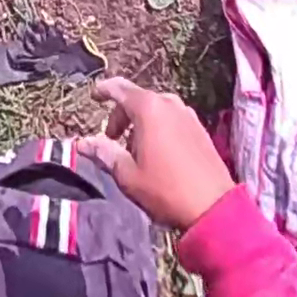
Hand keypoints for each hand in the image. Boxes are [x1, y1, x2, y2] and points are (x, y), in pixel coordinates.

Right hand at [76, 77, 234, 230]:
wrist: (214, 208)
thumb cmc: (165, 189)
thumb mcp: (128, 175)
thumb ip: (104, 153)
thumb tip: (82, 142)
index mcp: (149, 108)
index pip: (119, 89)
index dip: (104, 90)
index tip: (94, 96)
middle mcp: (168, 102)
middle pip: (137, 99)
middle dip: (121, 116)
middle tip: (112, 140)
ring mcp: (187, 113)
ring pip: (155, 109)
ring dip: (140, 123)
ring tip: (135, 152)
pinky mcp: (199, 127)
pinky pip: (170, 118)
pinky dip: (158, 127)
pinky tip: (157, 153)